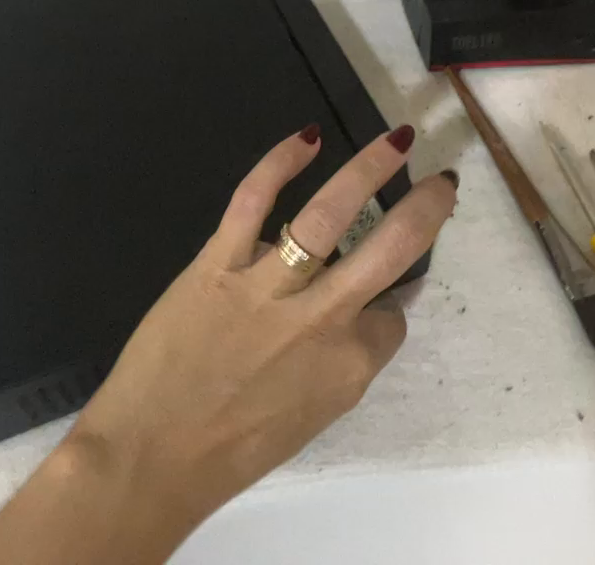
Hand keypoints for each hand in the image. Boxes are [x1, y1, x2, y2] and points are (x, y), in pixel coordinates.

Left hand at [0, 123, 455, 564]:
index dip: (384, 309)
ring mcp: (268, 286)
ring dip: (370, 168)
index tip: (371, 303)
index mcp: (348, 366)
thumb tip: (362, 314)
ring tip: (397, 140)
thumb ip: (342, 361)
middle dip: (426, 210)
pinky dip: (280, 161)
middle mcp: (321, 320)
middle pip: (391, 250)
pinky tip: (306, 137)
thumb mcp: (310, 417)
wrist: (150, 457)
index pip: (391, 319)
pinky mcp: (218, 262)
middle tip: (444, 182)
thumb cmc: (231, 449)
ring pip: (329, 213)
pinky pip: (253, 200)